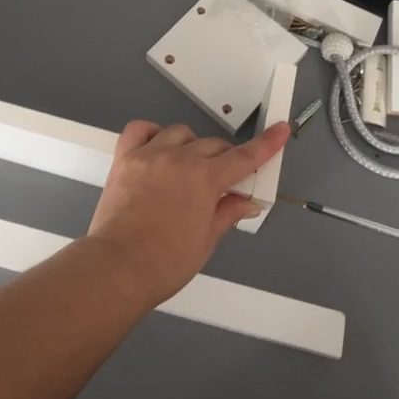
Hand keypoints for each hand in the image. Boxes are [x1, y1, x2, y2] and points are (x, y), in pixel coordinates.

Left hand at [86, 120, 289, 306]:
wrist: (118, 268)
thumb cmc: (165, 263)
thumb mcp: (206, 241)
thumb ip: (227, 213)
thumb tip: (247, 202)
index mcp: (204, 179)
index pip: (244, 157)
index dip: (266, 144)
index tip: (281, 130)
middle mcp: (179, 158)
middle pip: (213, 146)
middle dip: (223, 160)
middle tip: (221, 183)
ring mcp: (150, 154)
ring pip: (181, 134)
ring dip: (191, 147)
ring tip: (187, 170)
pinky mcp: (124, 158)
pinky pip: (140, 130)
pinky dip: (152, 134)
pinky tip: (156, 148)